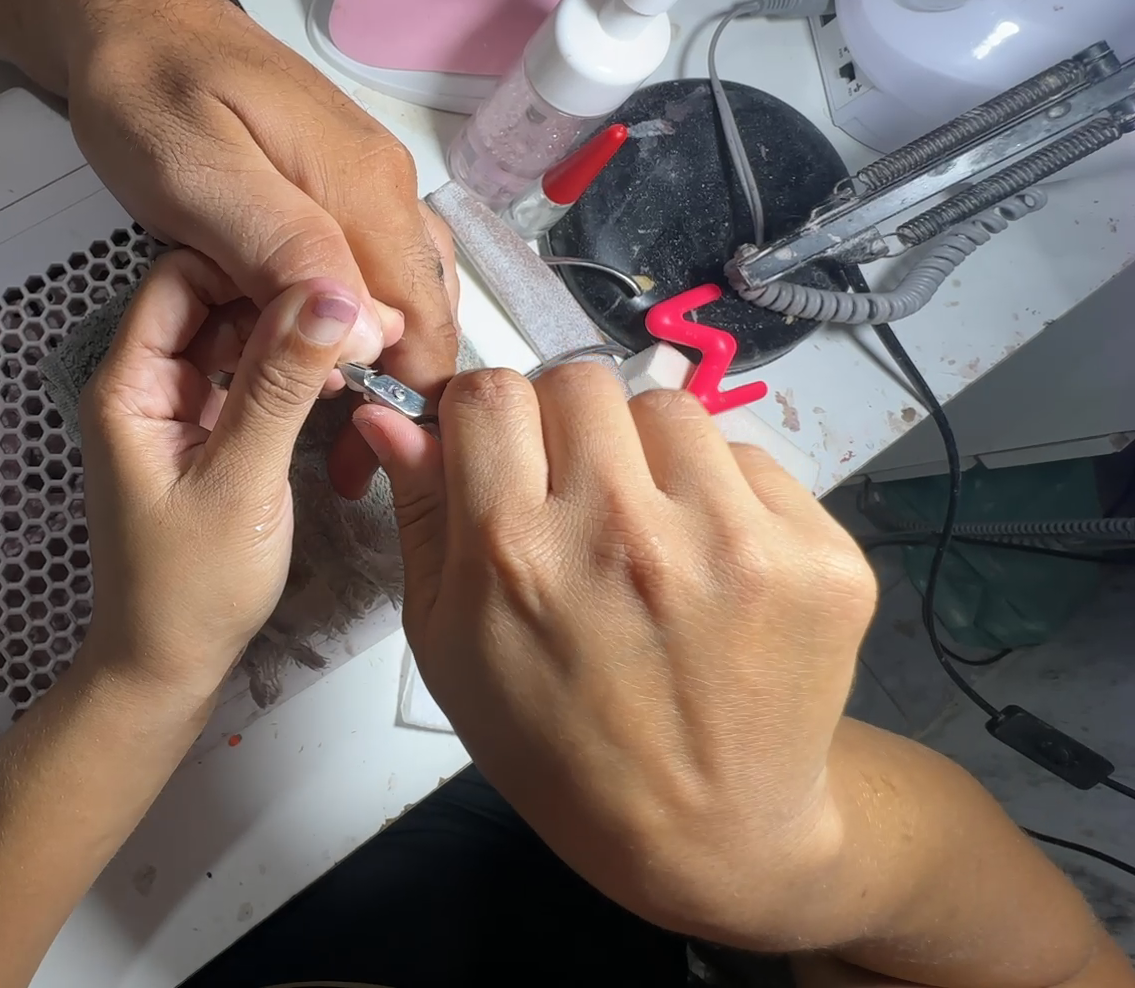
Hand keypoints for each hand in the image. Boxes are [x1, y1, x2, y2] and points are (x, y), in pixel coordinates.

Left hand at [62, 0, 458, 496]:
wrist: (127, 22)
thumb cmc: (148, 98)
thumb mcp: (200, 182)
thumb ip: (285, 252)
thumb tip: (366, 327)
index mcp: (359, 193)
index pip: (421, 316)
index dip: (406, 393)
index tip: (368, 452)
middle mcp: (378, 187)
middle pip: (421, 308)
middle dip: (395, 387)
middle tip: (345, 455)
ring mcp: (357, 184)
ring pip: (393, 291)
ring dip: (371, 359)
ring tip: (328, 418)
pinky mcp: (328, 189)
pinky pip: (358, 266)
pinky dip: (342, 319)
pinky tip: (308, 348)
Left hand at [77, 251, 358, 695]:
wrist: (169, 661)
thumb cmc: (188, 589)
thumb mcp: (240, 480)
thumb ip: (280, 384)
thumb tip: (329, 297)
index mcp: (128, 385)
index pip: (180, 278)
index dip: (249, 265)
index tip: (324, 276)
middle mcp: (146, 385)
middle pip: (211, 301)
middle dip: (281, 300)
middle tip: (356, 315)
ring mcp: (175, 409)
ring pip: (233, 337)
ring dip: (289, 337)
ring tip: (354, 350)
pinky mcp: (203, 434)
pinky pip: (244, 378)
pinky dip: (285, 373)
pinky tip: (329, 383)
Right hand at [354, 364, 879, 937]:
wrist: (695, 826)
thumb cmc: (539, 729)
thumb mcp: (441, 628)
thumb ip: (419, 508)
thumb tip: (385, 414)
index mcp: (511, 549)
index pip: (488, 393)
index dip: (479, 409)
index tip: (489, 443)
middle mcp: (619, 531)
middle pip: (578, 379)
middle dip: (556, 418)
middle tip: (561, 482)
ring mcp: (731, 542)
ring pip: (666, 406)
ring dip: (637, 447)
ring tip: (636, 519)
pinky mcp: (820, 558)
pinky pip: (748, 459)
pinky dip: (713, 489)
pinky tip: (701, 556)